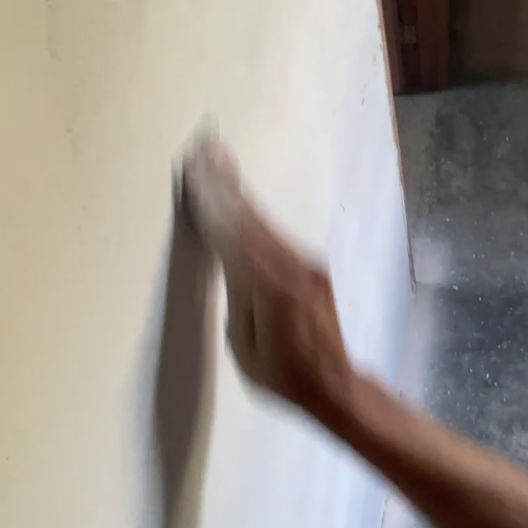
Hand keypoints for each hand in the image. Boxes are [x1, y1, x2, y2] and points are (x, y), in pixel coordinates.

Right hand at [181, 136, 354, 419]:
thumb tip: (231, 257)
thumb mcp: (242, 343)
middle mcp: (291, 262)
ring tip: (217, 157)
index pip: (231, 232)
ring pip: (261, 218)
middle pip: (247, 215)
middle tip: (204, 145)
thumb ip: (237, 293)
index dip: (210, 202)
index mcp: (270, 284)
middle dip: (222, 181)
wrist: (333, 383)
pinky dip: (250, 209)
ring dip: (237, 188)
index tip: (193, 170)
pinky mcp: (309, 263)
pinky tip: (239, 195)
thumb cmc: (280, 375)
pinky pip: (272, 230)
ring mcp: (304, 260)